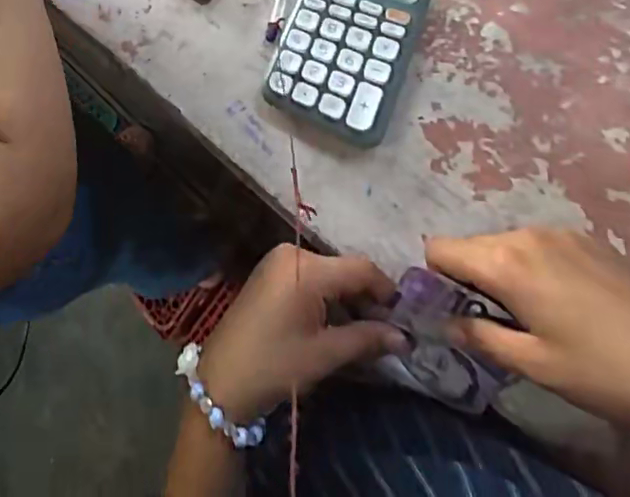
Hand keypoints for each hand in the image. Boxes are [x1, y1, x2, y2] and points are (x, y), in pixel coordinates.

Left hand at [198, 244, 407, 420]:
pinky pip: (310, 278)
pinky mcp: (271, 273)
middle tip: (389, 332)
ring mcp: (279, 261)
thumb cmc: (276, 363)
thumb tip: (404, 337)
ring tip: (367, 333)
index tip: (406, 320)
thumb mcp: (326, 353)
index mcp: (307, 267)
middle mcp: (293, 254)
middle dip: (368, 298)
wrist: (223, 375)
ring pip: (329, 274)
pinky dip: (328, 298)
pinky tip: (338, 324)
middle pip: (345, 269)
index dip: (387, 292)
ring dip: (348, 300)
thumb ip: (367, 338)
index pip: (362, 268)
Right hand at [423, 230, 629, 430]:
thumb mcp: (534, 365)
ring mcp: (559, 233)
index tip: (456, 311)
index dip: (437, 280)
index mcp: (506, 261)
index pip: (438, 249)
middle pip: (470, 245)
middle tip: (496, 321)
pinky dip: (532, 266)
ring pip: (503, 244)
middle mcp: (525, 235)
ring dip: (502, 271)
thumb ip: (478, 336)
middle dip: (470, 277)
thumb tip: (444, 323)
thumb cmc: (605, 374)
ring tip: (535, 314)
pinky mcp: (587, 240)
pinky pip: (536, 245)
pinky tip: (566, 302)